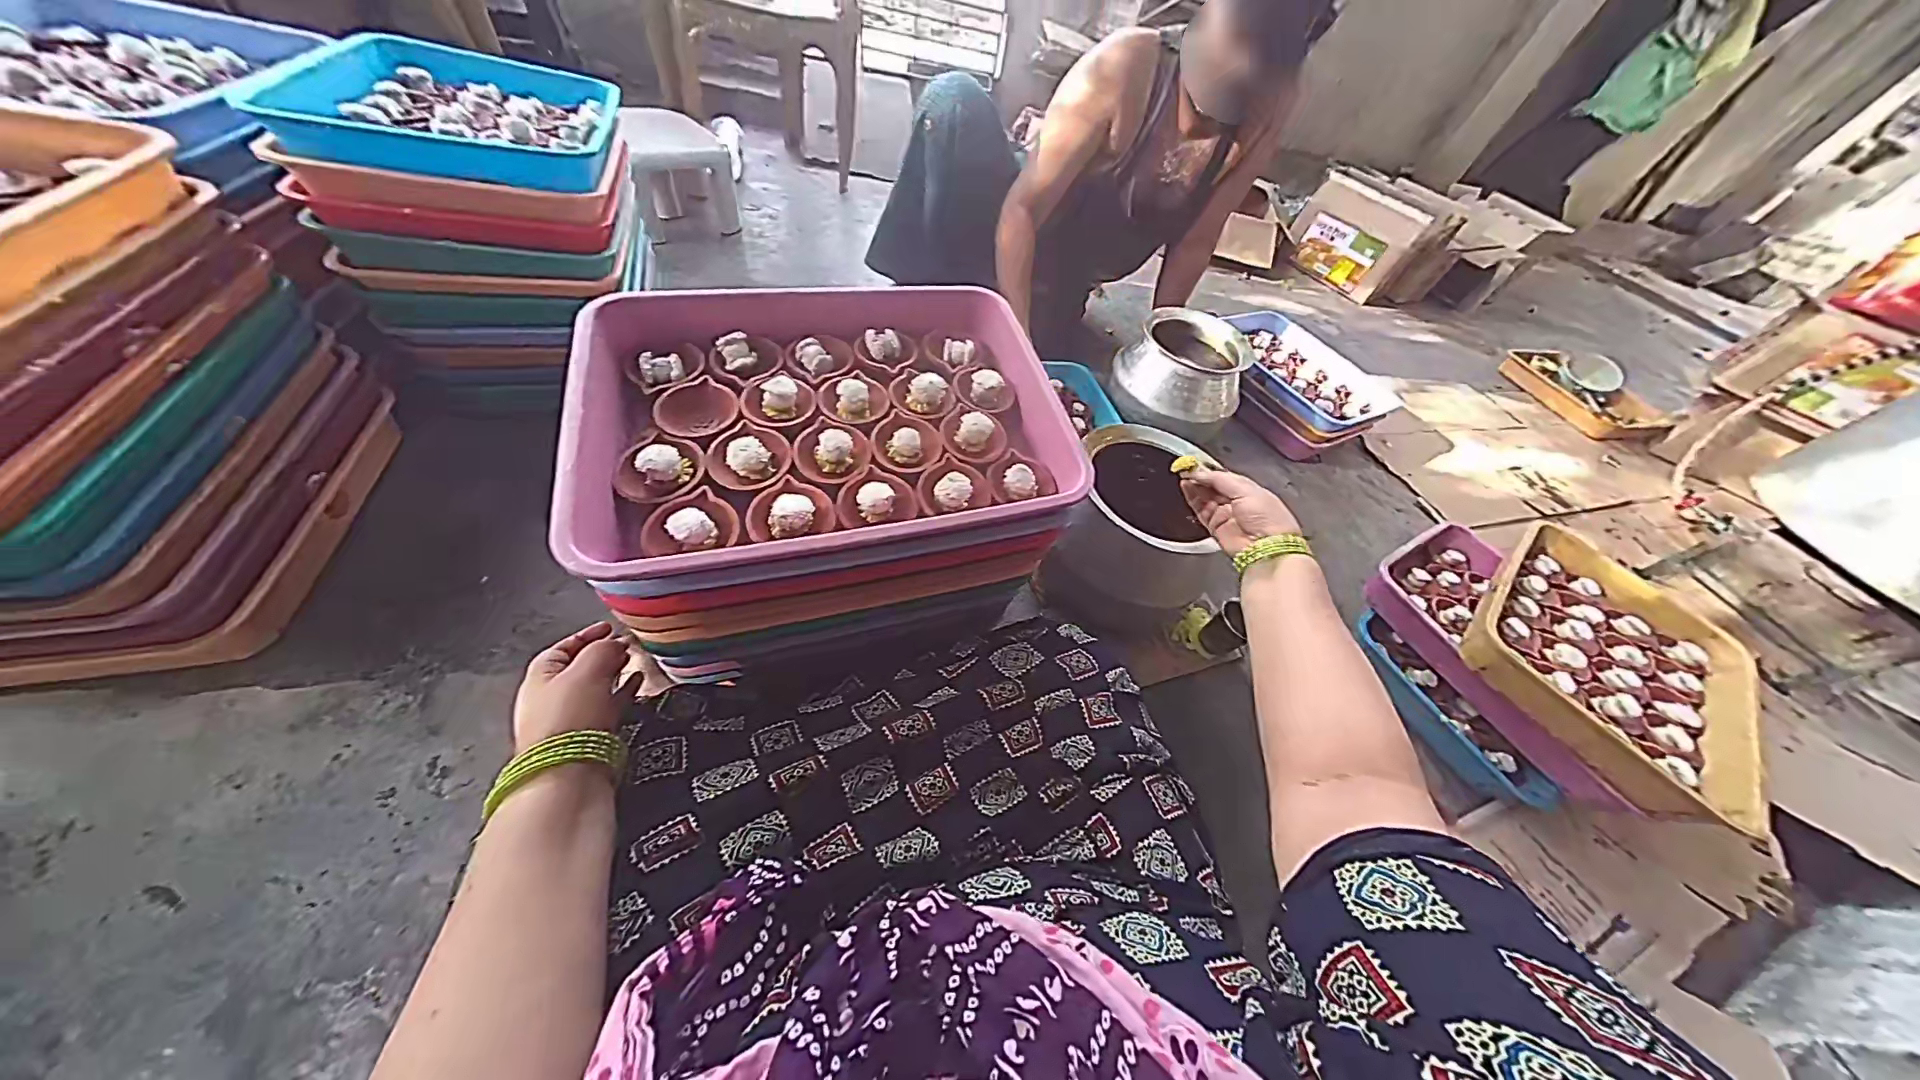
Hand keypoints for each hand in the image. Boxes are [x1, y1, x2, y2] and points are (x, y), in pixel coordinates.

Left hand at [512, 623, 634, 751]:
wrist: (569, 770)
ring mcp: (569, 716)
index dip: (589, 634)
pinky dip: (622, 691)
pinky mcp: (587, 733)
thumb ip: (603, 649)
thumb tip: (617, 642)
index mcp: (540, 675)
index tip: (610, 628)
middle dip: (604, 652)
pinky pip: (607, 704)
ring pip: (595, 685)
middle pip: (580, 665)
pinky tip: (636, 684)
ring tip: (634, 662)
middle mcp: (550, 695)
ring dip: (615, 671)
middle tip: (626, 644)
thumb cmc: (570, 715)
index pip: (565, 646)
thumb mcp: (587, 670)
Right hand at [1179, 466, 1300, 555]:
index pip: (1225, 476)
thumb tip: (1201, 472)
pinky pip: (1200, 509)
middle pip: (1213, 486)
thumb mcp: (1246, 490)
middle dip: (1200, 477)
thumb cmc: (1268, 519)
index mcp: (1249, 490)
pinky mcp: (1215, 526)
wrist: (1266, 547)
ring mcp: (1226, 514)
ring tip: (1184, 475)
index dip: (1210, 470)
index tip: (1196, 463)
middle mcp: (1237, 502)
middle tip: (1187, 468)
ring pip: (1205, 496)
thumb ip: (1220, 479)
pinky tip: (1186, 487)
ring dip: (1194, 485)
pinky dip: (1192, 498)